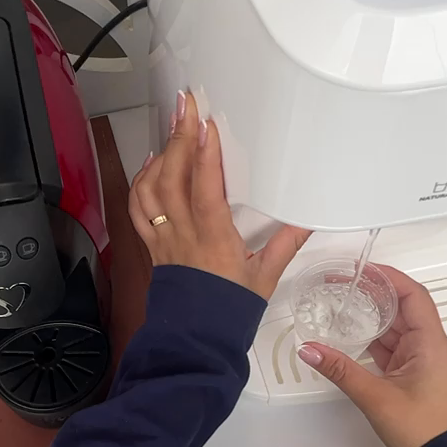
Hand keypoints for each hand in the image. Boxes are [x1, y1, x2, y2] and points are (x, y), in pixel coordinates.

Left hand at [130, 90, 309, 298]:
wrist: (194, 339)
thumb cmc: (227, 310)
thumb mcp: (264, 277)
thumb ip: (285, 244)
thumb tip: (309, 220)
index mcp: (213, 240)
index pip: (205, 190)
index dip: (205, 155)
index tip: (208, 125)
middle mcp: (183, 234)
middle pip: (172, 179)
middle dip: (178, 138)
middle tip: (185, 106)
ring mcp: (163, 238)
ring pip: (151, 189)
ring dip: (159, 154)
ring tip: (172, 127)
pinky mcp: (152, 246)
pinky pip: (138, 210)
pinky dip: (140, 183)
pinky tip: (150, 165)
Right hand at [299, 265, 446, 446]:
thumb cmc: (422, 427)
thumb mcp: (376, 396)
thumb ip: (340, 369)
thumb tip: (310, 349)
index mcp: (429, 343)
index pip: (412, 295)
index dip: (388, 276)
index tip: (362, 268)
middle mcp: (428, 346)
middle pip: (402, 306)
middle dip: (374, 291)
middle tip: (344, 282)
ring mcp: (420, 360)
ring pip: (395, 326)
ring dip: (371, 314)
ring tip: (343, 302)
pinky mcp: (411, 374)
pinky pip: (390, 346)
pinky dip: (372, 337)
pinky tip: (351, 335)